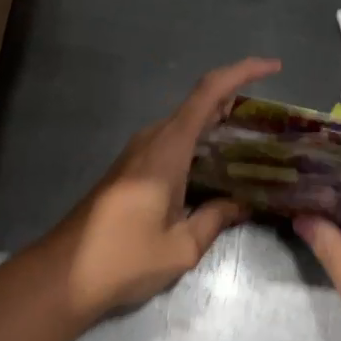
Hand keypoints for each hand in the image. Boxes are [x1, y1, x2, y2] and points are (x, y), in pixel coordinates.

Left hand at [39, 57, 282, 321]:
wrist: (65, 274)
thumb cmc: (125, 257)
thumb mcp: (181, 247)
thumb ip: (216, 219)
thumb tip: (244, 204)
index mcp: (169, 146)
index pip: (209, 93)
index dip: (242, 72)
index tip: (273, 67)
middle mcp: (154, 138)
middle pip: (200, 104)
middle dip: (238, 104)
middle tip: (274, 123)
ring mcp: (140, 150)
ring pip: (187, 124)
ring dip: (219, 127)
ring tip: (255, 147)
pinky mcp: (133, 166)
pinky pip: (174, 141)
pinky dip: (201, 144)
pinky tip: (219, 169)